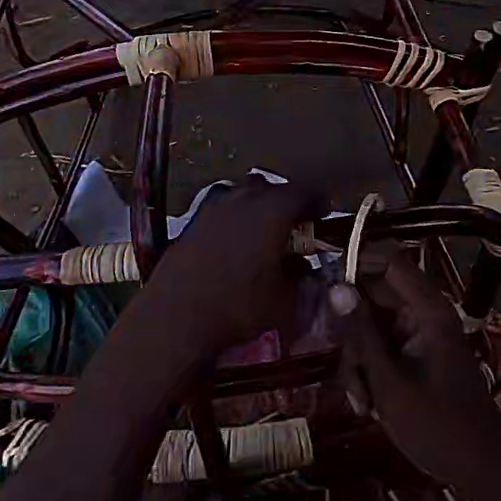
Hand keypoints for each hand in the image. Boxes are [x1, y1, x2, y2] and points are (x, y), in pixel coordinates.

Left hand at [143, 174, 323, 353]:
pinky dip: (235, 216)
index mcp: (272, 210)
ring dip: (258, 206)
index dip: (318, 204)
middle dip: (287, 203)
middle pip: (272, 187)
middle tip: (296, 226)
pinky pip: (223, 205)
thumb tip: (309, 267)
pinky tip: (235, 241)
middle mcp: (243, 197)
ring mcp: (214, 203)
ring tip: (264, 232)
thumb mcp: (285, 302)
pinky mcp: (194, 217)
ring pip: (244, 193)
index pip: (305, 192)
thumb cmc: (239, 306)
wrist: (177, 312)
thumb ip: (305, 281)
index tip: (323, 217)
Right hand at [329, 246, 500, 489]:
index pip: (387, 260)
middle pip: (371, 294)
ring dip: (357, 356)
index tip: (323, 284)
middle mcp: (422, 313)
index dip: (354, 262)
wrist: (482, 472)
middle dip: (350, 327)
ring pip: (369, 321)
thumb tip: (334, 286)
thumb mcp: (389, 383)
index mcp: (427, 310)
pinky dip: (367, 367)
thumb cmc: (438, 428)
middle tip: (341, 362)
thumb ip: (360, 332)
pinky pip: (378, 342)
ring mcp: (417, 332)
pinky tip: (367, 401)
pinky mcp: (412, 351)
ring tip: (360, 397)